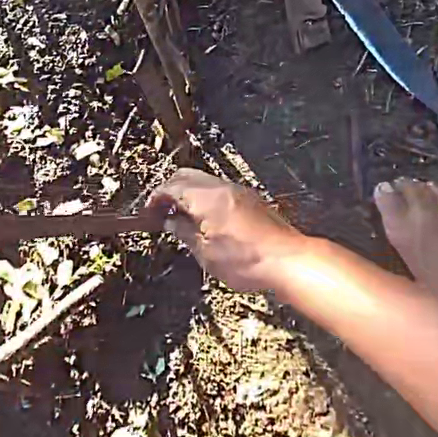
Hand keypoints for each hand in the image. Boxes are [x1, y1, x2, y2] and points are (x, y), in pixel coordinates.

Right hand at [147, 169, 311, 292]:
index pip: (172, 186)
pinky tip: (204, 217)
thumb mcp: (207, 254)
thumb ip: (185, 232)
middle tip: (160, 210)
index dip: (156, 198)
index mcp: (207, 198)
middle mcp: (222, 187)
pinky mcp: (249, 198)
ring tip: (180, 216)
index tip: (148, 212)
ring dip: (187, 192)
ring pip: (203, 179)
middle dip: (169, 189)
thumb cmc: (248, 261)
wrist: (289, 261)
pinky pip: (218, 188)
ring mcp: (238, 190)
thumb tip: (171, 222)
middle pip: (186, 175)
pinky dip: (204, 195)